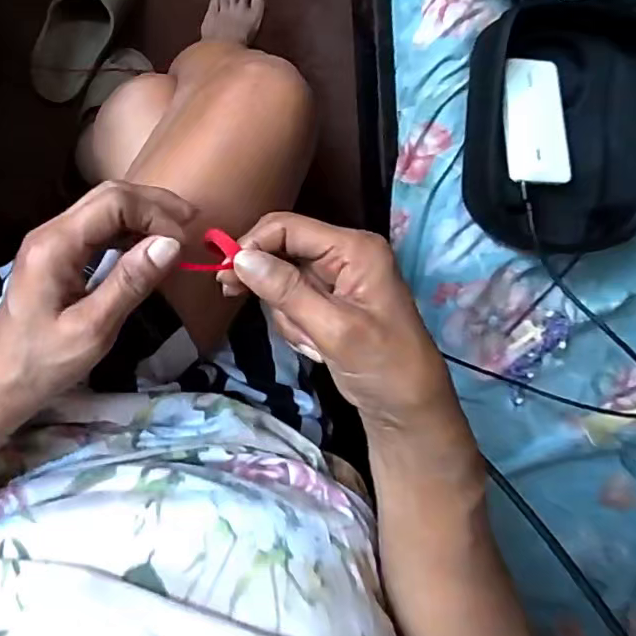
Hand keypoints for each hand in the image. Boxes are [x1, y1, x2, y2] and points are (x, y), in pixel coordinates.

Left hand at [0, 181, 193, 414]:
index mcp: (55, 244)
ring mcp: (50, 243)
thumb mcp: (92, 328)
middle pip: (107, 197)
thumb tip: (172, 243)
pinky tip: (146, 248)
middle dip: (152, 204)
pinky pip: (94, 231)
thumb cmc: (42, 363)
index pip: (113, 202)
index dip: (154, 214)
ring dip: (141, 216)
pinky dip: (125, 233)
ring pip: (102, 210)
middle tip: (192, 222)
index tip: (183, 243)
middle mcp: (50, 233)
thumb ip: (130, 282)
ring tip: (176, 233)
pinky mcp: (54, 258)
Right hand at [219, 212, 464, 443]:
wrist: (407, 408)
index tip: (228, 275)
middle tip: (231, 294)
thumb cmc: (383, 365)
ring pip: (280, 276)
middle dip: (264, 279)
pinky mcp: (327, 298)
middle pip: (280, 248)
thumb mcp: (333, 329)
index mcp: (354, 248)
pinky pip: (289, 298)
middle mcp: (344, 253)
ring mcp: (335, 277)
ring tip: (308, 340)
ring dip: (282, 310)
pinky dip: (291, 322)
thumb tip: (240, 258)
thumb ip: (286, 290)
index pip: (288, 227)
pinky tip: (311, 343)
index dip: (253, 245)